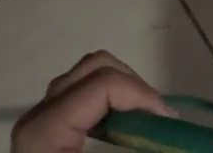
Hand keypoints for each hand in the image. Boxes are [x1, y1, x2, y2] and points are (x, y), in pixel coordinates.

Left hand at [11, 51, 175, 152]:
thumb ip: (138, 149)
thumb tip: (174, 138)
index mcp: (45, 130)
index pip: (102, 84)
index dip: (141, 94)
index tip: (169, 119)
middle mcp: (38, 115)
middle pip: (94, 67)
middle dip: (133, 85)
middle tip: (158, 117)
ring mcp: (39, 119)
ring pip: (88, 74)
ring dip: (122, 88)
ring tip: (145, 119)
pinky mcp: (46, 128)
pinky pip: (82, 93)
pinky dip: (109, 99)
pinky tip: (123, 126)